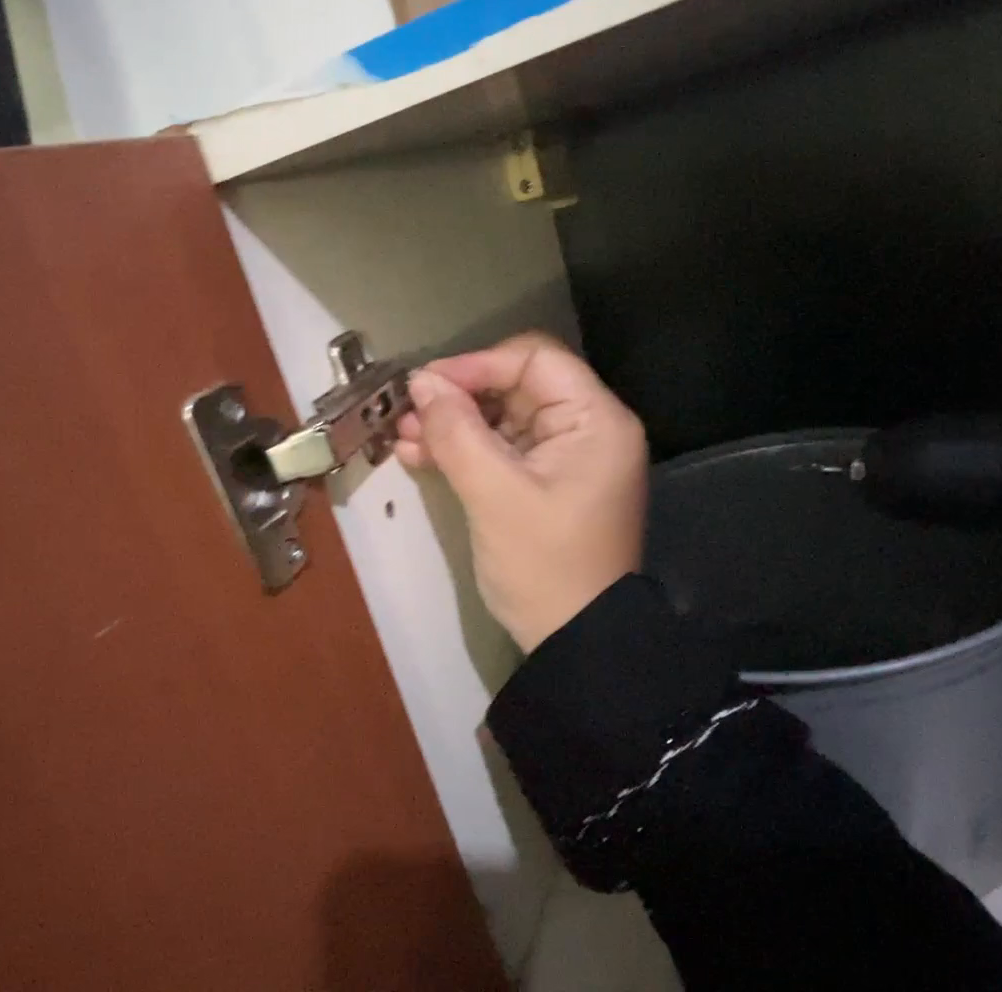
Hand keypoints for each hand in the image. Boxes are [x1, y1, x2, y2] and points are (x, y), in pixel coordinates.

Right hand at [395, 333, 647, 652]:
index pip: (535, 360)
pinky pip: (503, 450)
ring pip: (504, 418)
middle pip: (517, 386)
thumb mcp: (495, 495)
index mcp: (596, 420)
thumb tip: (422, 382)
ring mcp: (567, 458)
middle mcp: (588, 429)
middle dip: (459, 398)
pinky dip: (465, 450)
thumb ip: (457, 431)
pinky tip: (420, 456)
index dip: (477, 364)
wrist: (573, 641)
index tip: (425, 385)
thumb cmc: (543, 566)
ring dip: (454, 424)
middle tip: (408, 414)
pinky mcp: (547, 483)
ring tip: (405, 437)